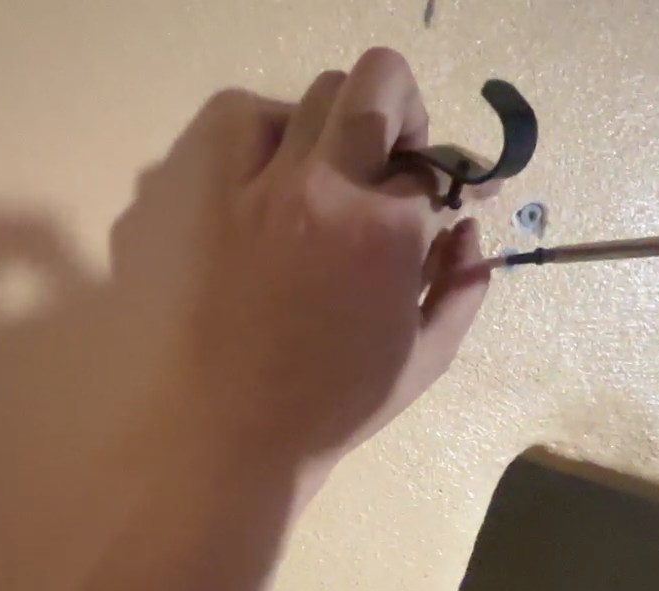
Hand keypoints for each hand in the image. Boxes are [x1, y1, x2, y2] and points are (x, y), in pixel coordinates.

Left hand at [111, 48, 489, 474]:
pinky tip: (262, 186)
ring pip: (307, 97)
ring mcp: (247, 186)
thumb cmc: (329, 409)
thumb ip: (462, 289)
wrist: (225, 436)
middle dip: (402, 113)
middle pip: (377, 85)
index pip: (430, 170)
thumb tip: (470, 229)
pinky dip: (259, 141)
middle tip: (393, 160)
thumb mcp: (421, 362)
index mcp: (383, 234)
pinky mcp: (188, 191)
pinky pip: (229, 126)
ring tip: (324, 177)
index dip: (445, 182)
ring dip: (331, 126)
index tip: (441, 199)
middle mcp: (319, 189)